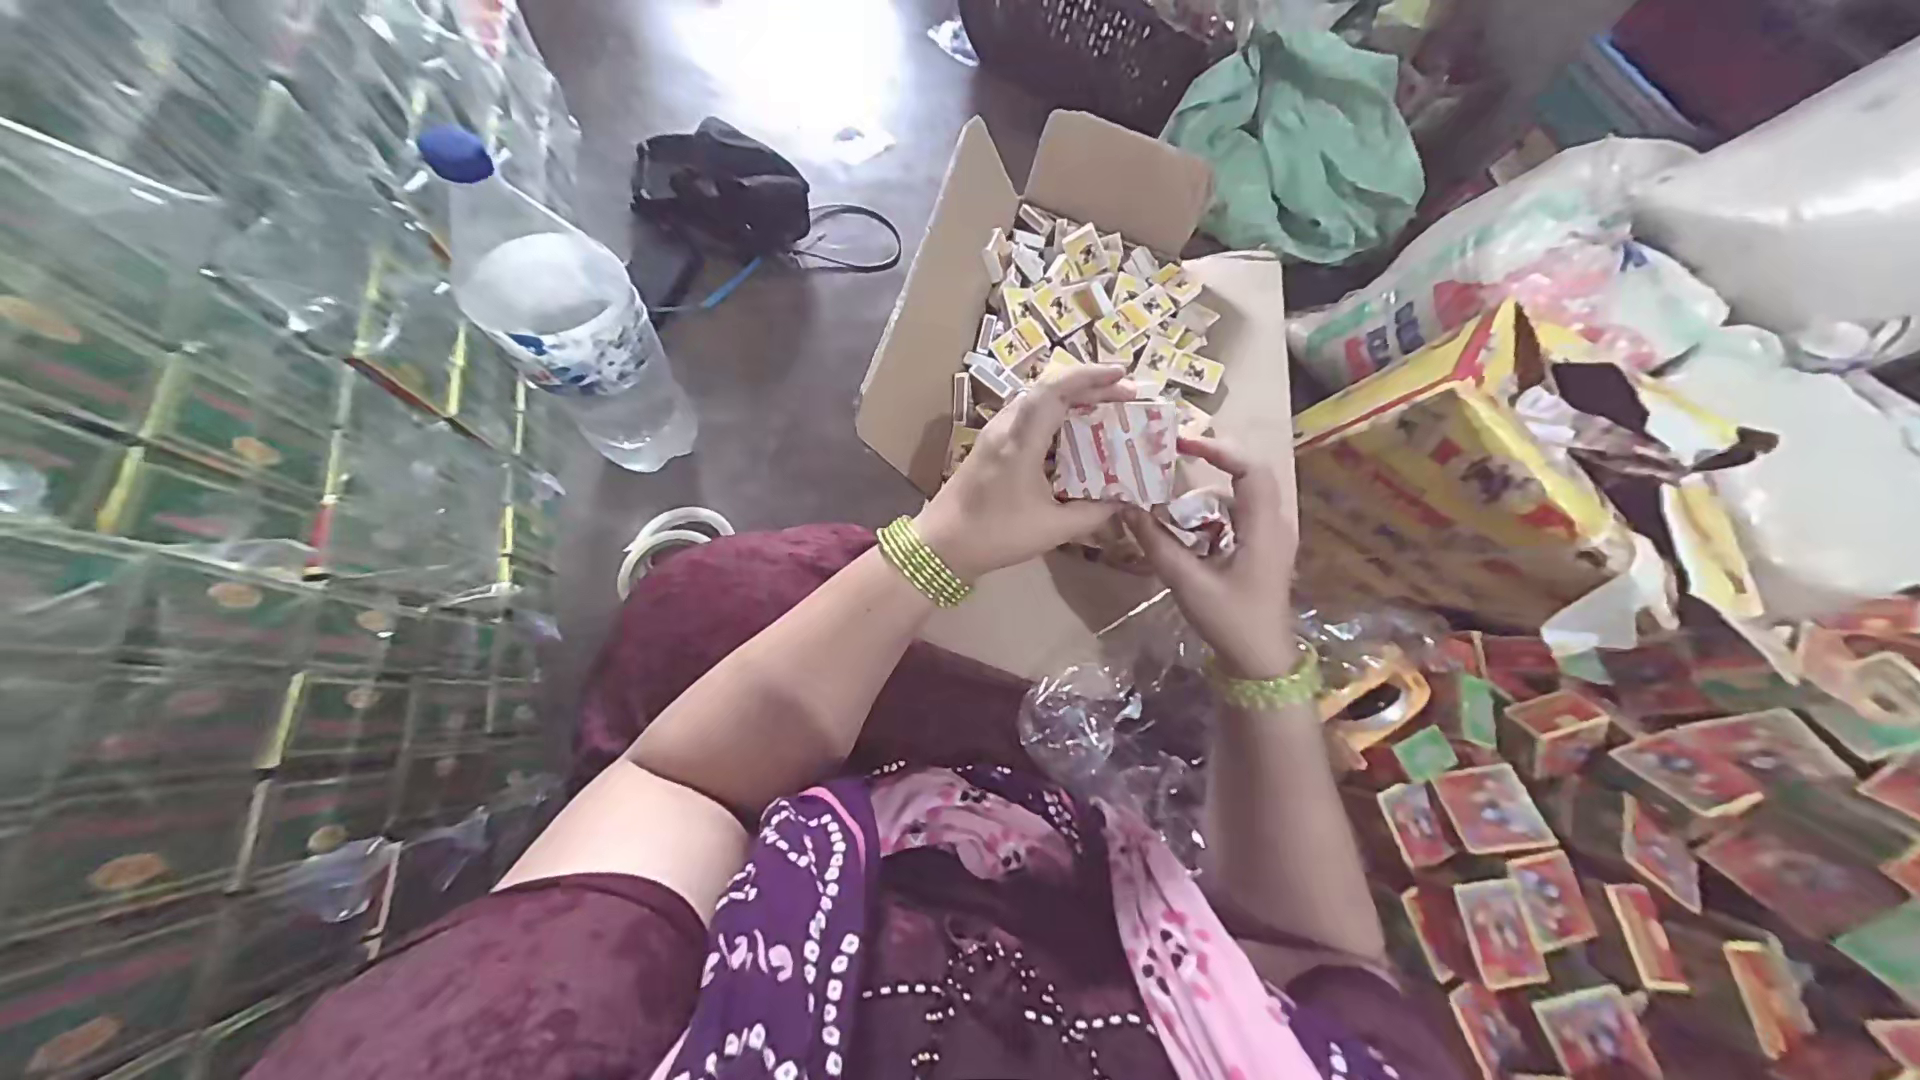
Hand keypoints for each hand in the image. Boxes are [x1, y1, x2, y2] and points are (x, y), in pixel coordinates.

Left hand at [914, 364, 1136, 580]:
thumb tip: (1124, 500)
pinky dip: (1055, 418)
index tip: (1123, 374)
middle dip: (1090, 387)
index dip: (1091, 376)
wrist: (941, 546)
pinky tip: (1074, 435)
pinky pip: (1028, 419)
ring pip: (1037, 402)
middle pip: (1049, 390)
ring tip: (1105, 409)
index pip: (1056, 390)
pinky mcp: (990, 447)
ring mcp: (995, 435)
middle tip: (1126, 395)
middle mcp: (1005, 427)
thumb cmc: (996, 535)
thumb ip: (1093, 512)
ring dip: (1072, 400)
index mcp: (1020, 440)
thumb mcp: (1052, 528)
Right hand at [1122, 436, 1299, 678]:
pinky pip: (1240, 507)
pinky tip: (1187, 510)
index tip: (1183, 443)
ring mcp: (1271, 533)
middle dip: (1214, 455)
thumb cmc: (1230, 621)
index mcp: (1264, 529)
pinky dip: (1214, 500)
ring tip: (1174, 473)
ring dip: (1212, 477)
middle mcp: (1275, 523)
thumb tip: (1128, 508)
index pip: (1252, 470)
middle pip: (1251, 471)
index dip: (1220, 450)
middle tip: (1174, 450)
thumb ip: (1157, 543)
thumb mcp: (1188, 582)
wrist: (1261, 658)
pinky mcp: (1262, 543)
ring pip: (1245, 488)